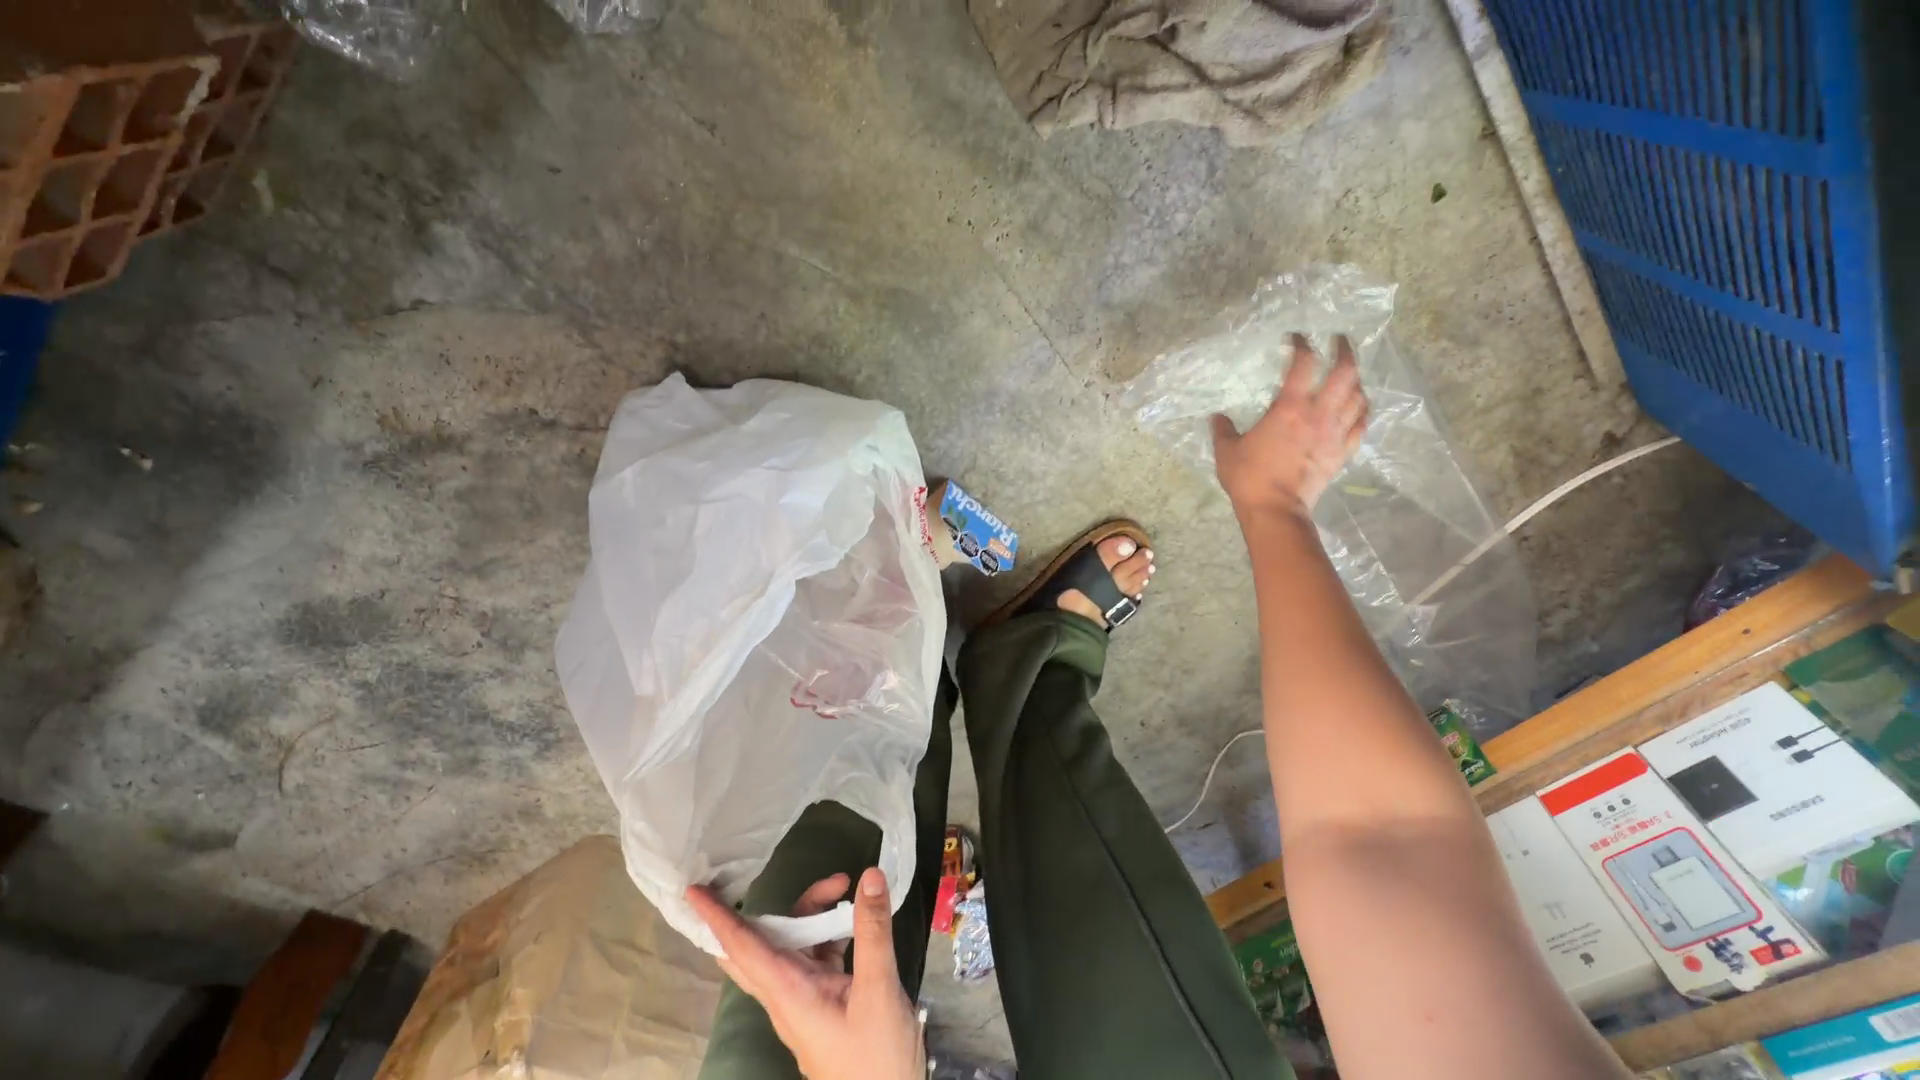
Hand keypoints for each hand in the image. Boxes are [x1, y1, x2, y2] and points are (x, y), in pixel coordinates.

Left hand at [686, 867, 922, 1079]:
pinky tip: (854, 919)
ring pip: (790, 946)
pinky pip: (814, 957)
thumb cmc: (875, 1056)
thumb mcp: (877, 990)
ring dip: (808, 912)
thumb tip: (869, 875)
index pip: (743, 948)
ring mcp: (804, 1000)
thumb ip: (872, 932)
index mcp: (788, 993)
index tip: (692, 893)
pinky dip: (827, 932)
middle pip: (756, 946)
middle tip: (740, 880)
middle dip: (750, 910)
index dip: (717, 919)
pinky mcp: (825, 1002)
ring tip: (844, 885)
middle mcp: (786, 994)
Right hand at [1210, 333, 1368, 520]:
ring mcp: (1335, 434)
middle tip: (1338, 341)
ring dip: (1355, 379)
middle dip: (1344, 351)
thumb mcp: (1227, 451)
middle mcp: (1318, 414)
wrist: (1276, 510)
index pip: (1303, 364)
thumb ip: (1223, 430)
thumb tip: (1218, 417)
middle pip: (1345, 372)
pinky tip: (1359, 405)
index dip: (1302, 344)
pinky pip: (1361, 424)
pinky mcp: (1342, 453)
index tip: (1296, 337)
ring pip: (1358, 396)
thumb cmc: (1249, 478)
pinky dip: (1363, 410)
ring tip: (1348, 372)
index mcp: (1289, 408)